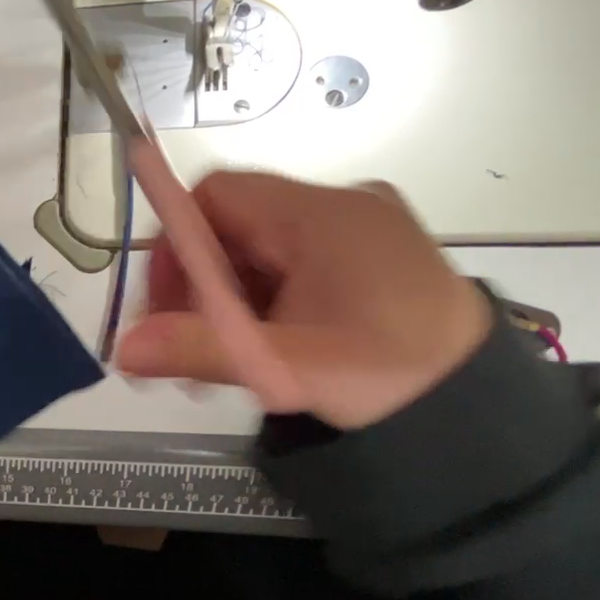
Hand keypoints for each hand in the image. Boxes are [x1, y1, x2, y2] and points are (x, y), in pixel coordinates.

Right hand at [116, 170, 493, 429]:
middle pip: (232, 225)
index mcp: (320, 216)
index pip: (218, 194)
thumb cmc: (387, 373)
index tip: (165, 303)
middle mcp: (338, 209)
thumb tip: (124, 349)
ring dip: (225, 300)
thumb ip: (200, 349)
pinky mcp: (365, 261)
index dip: (176, 241)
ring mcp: (355, 233)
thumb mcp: (284, 365)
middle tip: (183, 342)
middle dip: (196, 284)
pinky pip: (288, 267)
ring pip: (256, 251)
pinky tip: (258, 347)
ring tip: (222, 357)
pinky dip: (259, 303)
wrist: (475, 406)